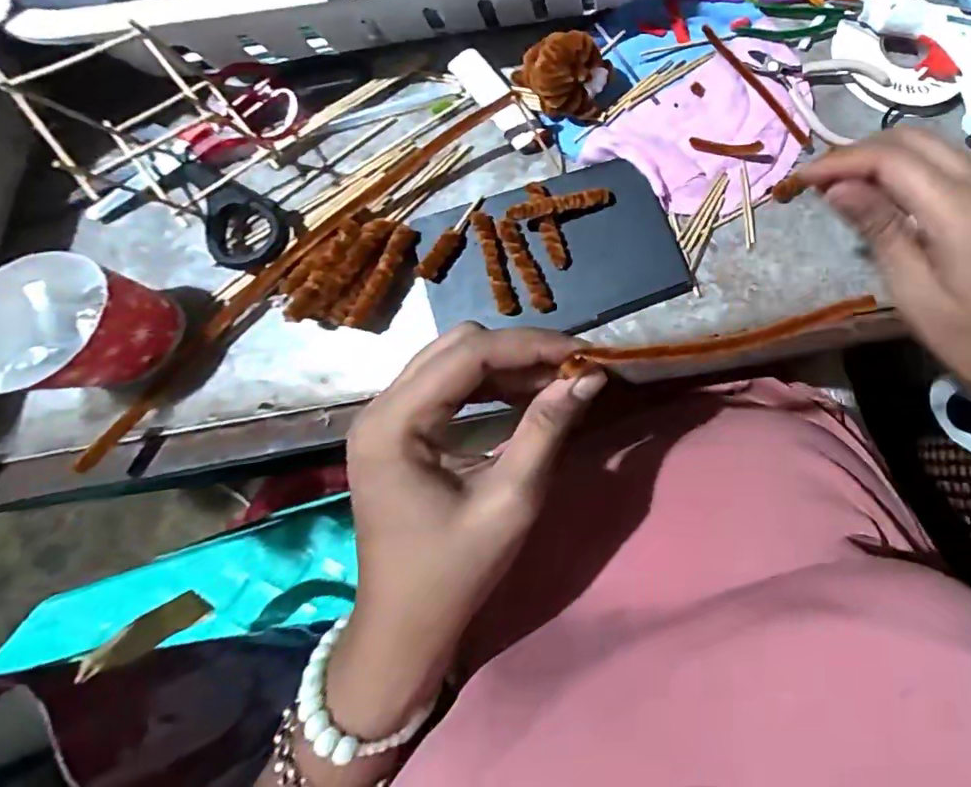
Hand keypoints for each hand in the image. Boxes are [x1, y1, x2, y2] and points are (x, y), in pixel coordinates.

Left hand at [342, 325, 603, 691]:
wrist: (405, 625)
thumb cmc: (455, 569)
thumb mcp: (512, 499)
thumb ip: (547, 428)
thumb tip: (589, 376)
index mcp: (394, 424)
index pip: (470, 353)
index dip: (532, 346)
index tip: (584, 354)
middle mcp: (381, 408)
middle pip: (459, 345)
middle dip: (521, 350)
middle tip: (572, 369)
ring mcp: (387, 417)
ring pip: (456, 357)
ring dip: (510, 362)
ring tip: (558, 378)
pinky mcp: (400, 428)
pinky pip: (451, 382)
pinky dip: (493, 381)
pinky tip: (528, 393)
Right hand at [802, 128, 970, 432]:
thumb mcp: (917, 295)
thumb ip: (879, 230)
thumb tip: (837, 187)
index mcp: (963, 209)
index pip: (890, 159)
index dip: (841, 161)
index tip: (802, 178)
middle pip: (913, 139)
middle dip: (861, 151)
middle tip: (821, 180)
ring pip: (935, 147)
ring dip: (888, 156)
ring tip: (848, 185)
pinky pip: (953, 167)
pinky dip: (915, 169)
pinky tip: (892, 197)